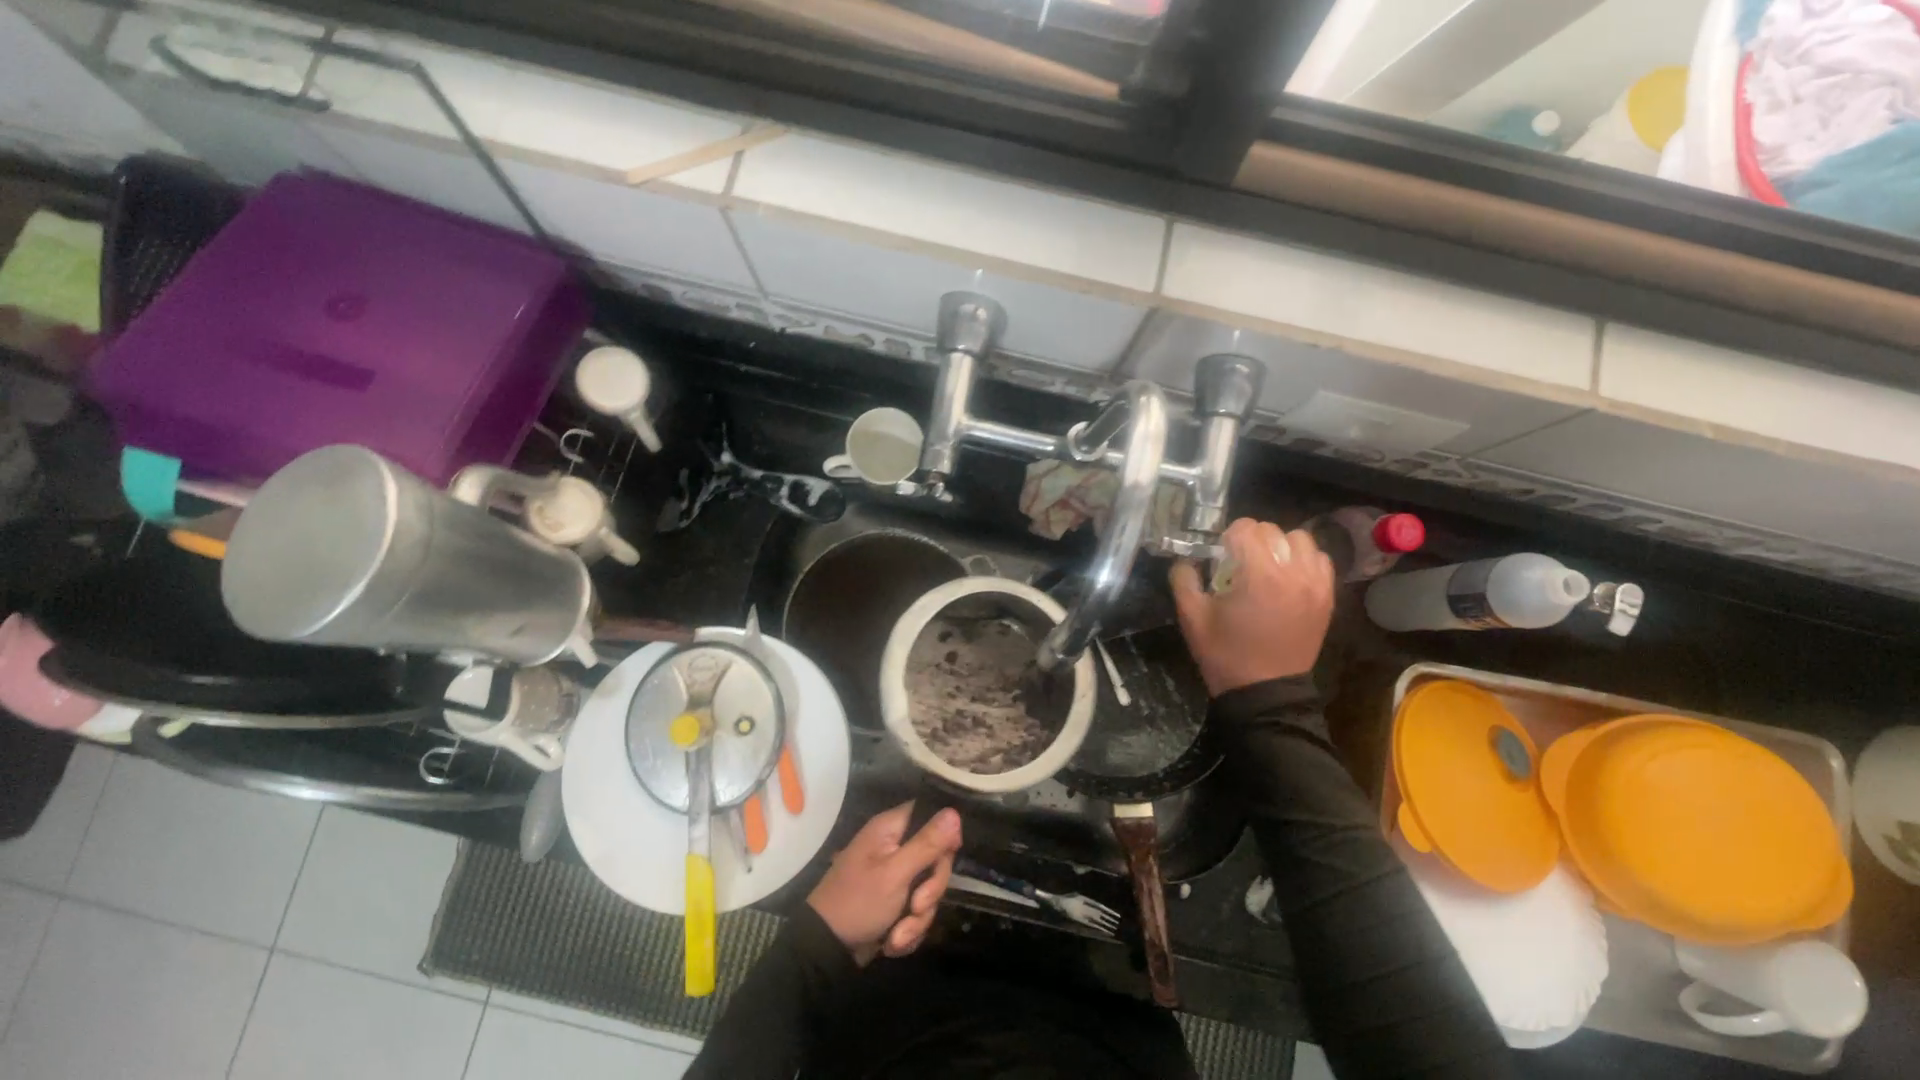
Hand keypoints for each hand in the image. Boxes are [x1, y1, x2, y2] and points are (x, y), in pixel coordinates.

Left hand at [807, 803, 960, 965]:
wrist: (827, 949)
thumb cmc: (857, 903)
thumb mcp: (895, 873)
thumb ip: (926, 844)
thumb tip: (954, 812)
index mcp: (890, 830)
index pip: (931, 816)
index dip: (944, 836)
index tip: (945, 858)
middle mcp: (894, 848)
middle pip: (935, 859)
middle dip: (929, 891)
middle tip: (916, 906)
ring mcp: (895, 877)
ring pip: (928, 890)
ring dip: (917, 919)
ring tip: (897, 935)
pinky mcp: (895, 903)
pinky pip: (918, 911)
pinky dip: (909, 929)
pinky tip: (892, 941)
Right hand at [1170, 518, 1334, 695]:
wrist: (1265, 692)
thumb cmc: (1226, 655)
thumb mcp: (1192, 618)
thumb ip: (1184, 580)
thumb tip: (1186, 560)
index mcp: (1259, 575)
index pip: (1246, 529)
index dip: (1228, 538)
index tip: (1221, 555)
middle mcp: (1292, 573)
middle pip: (1272, 531)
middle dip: (1252, 540)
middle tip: (1240, 562)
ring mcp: (1315, 585)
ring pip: (1300, 540)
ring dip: (1280, 546)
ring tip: (1268, 566)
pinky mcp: (1327, 597)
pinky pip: (1320, 561)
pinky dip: (1303, 560)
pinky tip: (1288, 577)